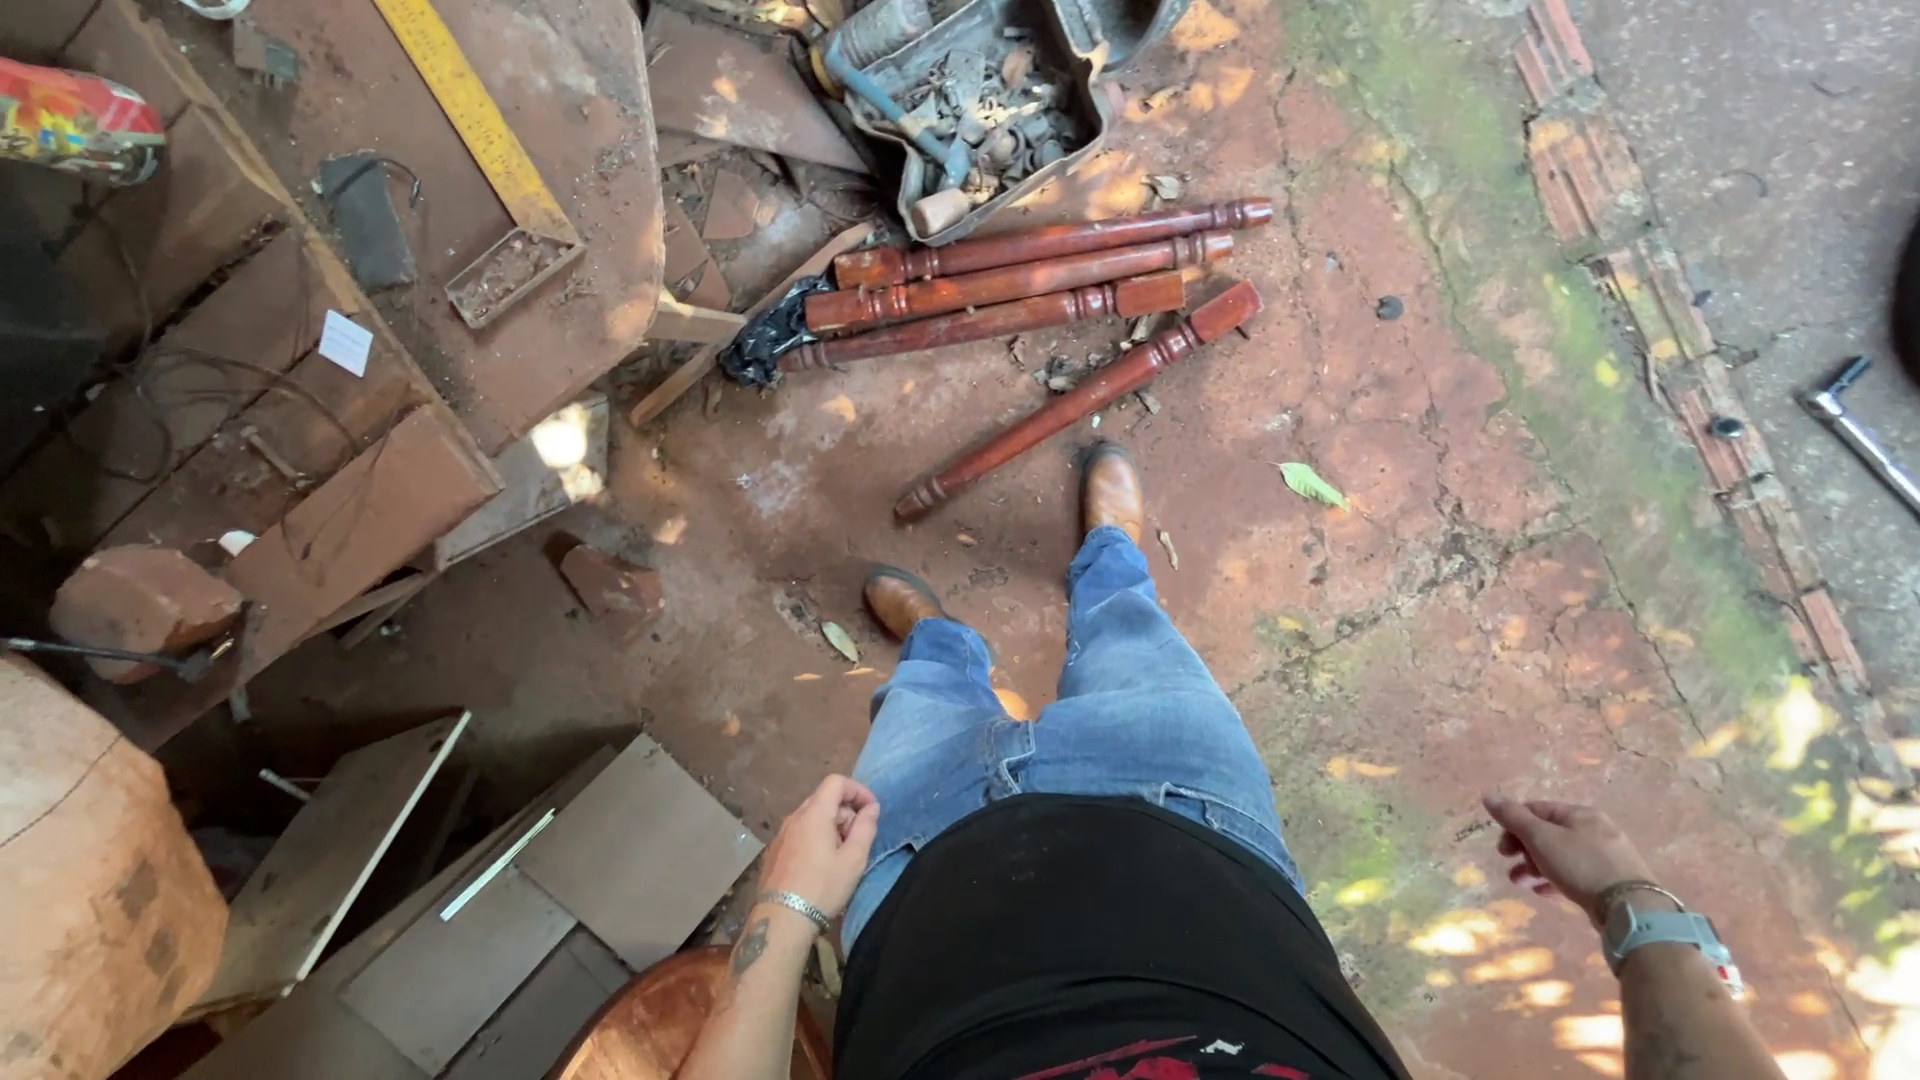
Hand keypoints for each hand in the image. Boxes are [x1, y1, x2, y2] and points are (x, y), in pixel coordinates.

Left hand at [757, 774, 879, 919]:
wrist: (781, 920)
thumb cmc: (822, 887)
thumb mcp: (853, 859)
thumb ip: (866, 828)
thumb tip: (871, 808)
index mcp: (814, 814)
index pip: (836, 782)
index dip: (858, 790)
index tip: (871, 810)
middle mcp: (795, 818)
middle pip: (825, 799)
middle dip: (847, 811)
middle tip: (858, 838)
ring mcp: (781, 835)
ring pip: (812, 817)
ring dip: (832, 826)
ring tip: (842, 854)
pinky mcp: (774, 852)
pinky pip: (800, 832)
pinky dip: (816, 837)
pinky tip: (821, 865)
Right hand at [1483, 794, 1653, 923]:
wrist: (1631, 908)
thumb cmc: (1580, 865)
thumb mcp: (1540, 837)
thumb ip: (1513, 817)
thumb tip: (1489, 796)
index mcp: (1581, 814)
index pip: (1537, 810)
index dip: (1514, 825)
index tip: (1504, 847)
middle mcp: (1597, 831)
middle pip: (1548, 835)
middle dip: (1523, 850)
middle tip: (1510, 864)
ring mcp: (1608, 858)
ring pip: (1561, 857)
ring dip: (1535, 867)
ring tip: (1522, 883)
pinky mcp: (1614, 882)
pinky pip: (1577, 875)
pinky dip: (1556, 880)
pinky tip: (1543, 892)